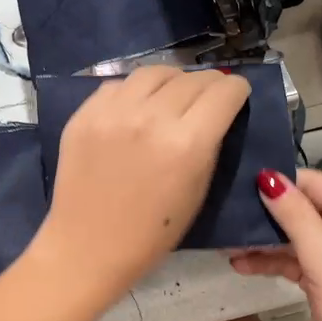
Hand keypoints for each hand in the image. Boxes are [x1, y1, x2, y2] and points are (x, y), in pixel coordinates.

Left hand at [34, 66, 250, 302]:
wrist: (88, 247)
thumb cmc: (152, 234)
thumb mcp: (198, 192)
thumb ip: (210, 146)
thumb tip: (216, 113)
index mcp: (187, 143)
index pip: (224, 91)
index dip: (237, 90)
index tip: (236, 95)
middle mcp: (151, 117)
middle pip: (192, 79)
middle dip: (209, 84)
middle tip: (209, 96)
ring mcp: (113, 112)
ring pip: (154, 72)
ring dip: (172, 80)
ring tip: (173, 94)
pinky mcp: (84, 114)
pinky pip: (118, 85)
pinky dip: (135, 91)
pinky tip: (137, 107)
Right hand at [230, 169, 321, 320]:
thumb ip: (295, 216)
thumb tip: (267, 176)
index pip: (313, 182)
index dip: (279, 181)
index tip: (237, 183)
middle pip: (301, 207)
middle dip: (265, 211)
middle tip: (224, 213)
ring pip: (293, 235)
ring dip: (262, 239)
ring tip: (223, 242)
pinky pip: (292, 259)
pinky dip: (269, 260)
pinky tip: (240, 264)